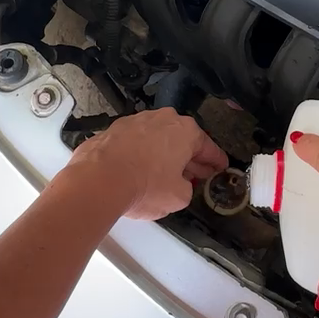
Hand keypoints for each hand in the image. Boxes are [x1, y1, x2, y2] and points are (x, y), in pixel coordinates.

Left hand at [59, 108, 227, 219]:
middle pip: (182, 139)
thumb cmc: (143, 185)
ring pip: (157, 138)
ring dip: (162, 154)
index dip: (216, 160)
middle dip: (188, 157)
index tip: (220, 166)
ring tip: (162, 175)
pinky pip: (134, 142)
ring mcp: (137, 121)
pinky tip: (137, 171)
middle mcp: (163, 119)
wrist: (98, 181)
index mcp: (185, 131)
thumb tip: (180, 184)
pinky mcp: (114, 129)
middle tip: (194, 174)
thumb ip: (187, 188)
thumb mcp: (179, 197)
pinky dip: (138, 154)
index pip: (208, 146)